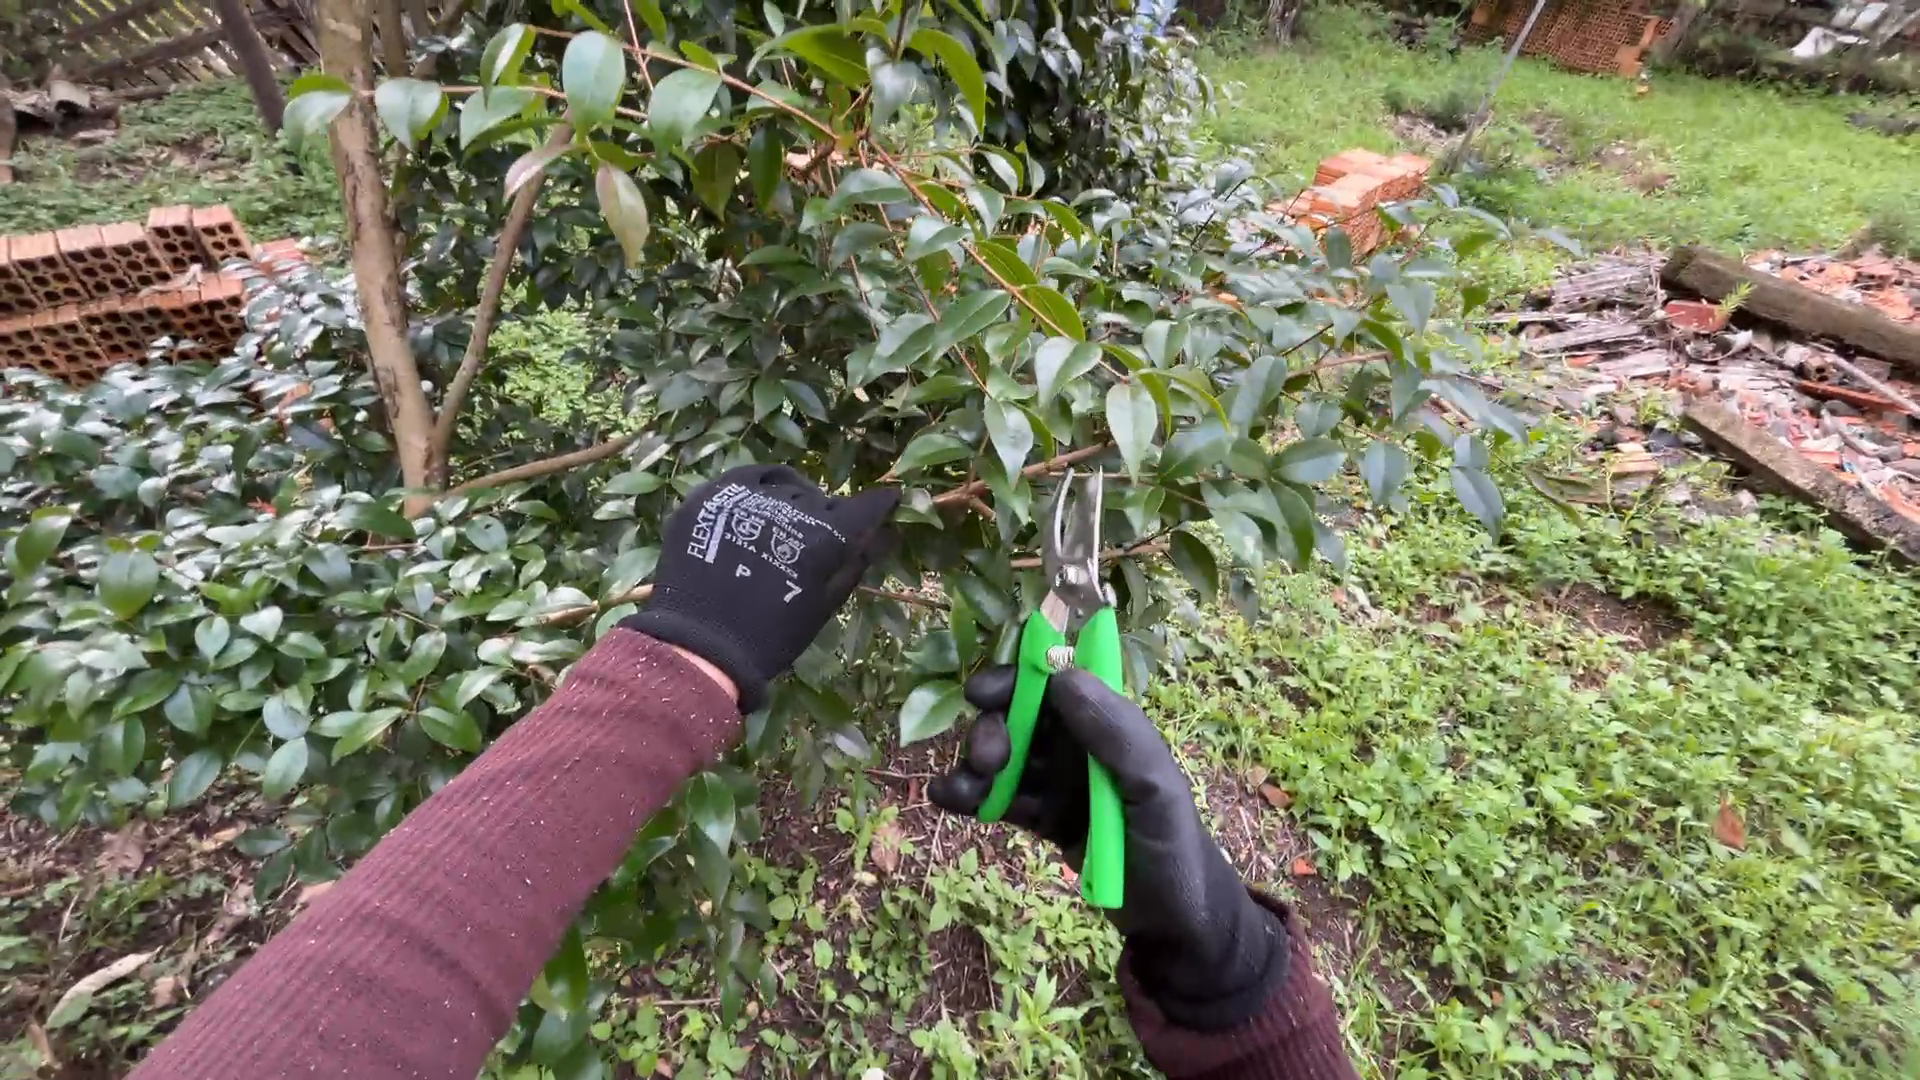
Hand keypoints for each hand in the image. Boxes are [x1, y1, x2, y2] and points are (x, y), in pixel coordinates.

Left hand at [622, 465, 896, 710]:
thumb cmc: (773, 635)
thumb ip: (858, 562)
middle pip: (823, 500)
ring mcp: (745, 499)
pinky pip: (745, 478)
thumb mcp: (826, 604)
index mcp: (824, 537)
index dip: (880, 503)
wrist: (701, 648)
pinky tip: (762, 504)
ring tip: (791, 520)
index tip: (889, 500)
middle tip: (824, 537)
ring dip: (797, 499)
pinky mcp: (710, 498)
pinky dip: (761, 487)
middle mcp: (788, 508)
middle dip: (831, 514)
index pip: (866, 506)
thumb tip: (890, 534)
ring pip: (786, 484)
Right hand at [929, 667, 1287, 1029]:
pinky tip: (948, 800)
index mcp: (1108, 725)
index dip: (1014, 679)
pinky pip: (1001, 795)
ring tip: (961, 792)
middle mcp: (1079, 744)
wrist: (1174, 927)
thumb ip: (1115, 733)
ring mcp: (1059, 780)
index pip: (1055, 682)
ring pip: (1005, 756)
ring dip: (975, 766)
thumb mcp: (1153, 789)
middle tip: (986, 761)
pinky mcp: (1044, 816)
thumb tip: (1064, 676)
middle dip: (992, 730)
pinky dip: (972, 795)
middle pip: (1020, 717)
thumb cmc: (1171, 849)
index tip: (980, 694)